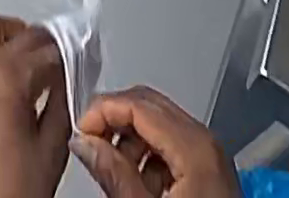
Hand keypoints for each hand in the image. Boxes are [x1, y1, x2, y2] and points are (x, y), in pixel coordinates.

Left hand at [0, 14, 71, 197]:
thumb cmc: (14, 189)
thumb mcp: (55, 139)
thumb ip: (66, 91)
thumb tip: (73, 65)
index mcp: (6, 80)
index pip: (49, 44)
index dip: (73, 49)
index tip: (85, 56)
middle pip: (23, 33)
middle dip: (49, 43)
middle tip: (67, 60)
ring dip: (19, 39)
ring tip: (37, 64)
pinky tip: (16, 78)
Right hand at [70, 86, 240, 197]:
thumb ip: (114, 175)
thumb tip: (85, 142)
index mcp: (194, 145)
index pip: (141, 104)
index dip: (105, 110)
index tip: (79, 129)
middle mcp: (205, 140)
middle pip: (152, 106)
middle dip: (116, 119)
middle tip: (87, 142)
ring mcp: (209, 154)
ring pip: (161, 124)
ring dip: (130, 139)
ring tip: (109, 170)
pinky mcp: (207, 171)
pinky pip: (171, 147)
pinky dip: (147, 157)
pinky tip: (134, 184)